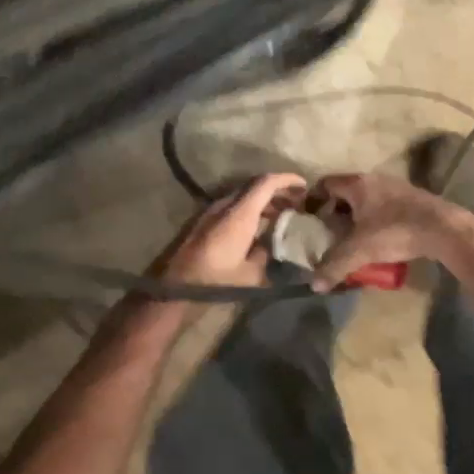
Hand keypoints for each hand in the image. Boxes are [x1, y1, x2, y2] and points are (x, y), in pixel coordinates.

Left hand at [162, 173, 306, 287]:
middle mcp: (223, 206)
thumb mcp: (250, 275)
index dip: (287, 180)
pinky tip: (255, 229)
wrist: (169, 293)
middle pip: (254, 187)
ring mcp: (208, 213)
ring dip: (262, 202)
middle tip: (296, 204)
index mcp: (239, 214)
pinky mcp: (199, 223)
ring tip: (279, 217)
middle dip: (277, 192)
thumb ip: (266, 254)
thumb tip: (274, 244)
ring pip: (241, 197)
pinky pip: (229, 207)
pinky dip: (248, 211)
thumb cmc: (213, 283)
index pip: (266, 183)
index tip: (304, 186)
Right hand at [308, 172, 473, 289]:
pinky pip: (383, 208)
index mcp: (358, 184)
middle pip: (345, 193)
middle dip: (334, 214)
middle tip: (327, 235)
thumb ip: (334, 265)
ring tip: (350, 242)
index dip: (312, 200)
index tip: (307, 220)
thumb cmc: (395, 231)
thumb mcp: (360, 250)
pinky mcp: (410, 200)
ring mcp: (395, 188)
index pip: (326, 184)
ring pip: (366, 202)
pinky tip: (376, 242)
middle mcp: (375, 180)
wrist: (443, 228)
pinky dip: (373, 222)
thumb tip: (314, 284)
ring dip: (355, 219)